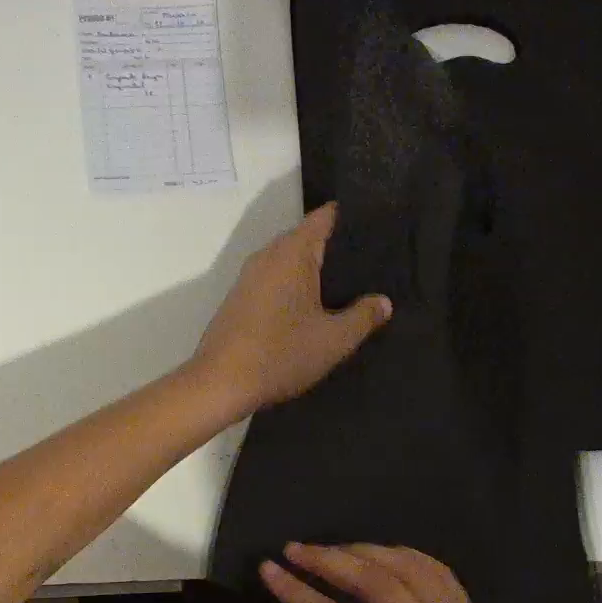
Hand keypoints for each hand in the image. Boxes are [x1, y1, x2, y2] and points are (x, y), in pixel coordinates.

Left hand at [189, 203, 393, 412]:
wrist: (218, 384)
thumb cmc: (279, 355)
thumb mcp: (333, 340)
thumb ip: (363, 317)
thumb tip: (383, 302)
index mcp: (291, 253)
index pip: (325, 217)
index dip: (351, 218)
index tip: (377, 227)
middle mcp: (266, 257)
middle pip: (306, 239)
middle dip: (334, 249)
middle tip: (371, 264)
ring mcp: (247, 280)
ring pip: (287, 264)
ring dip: (311, 273)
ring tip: (346, 287)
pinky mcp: (237, 302)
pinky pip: (272, 284)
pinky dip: (291, 290)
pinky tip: (309, 310)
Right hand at [227, 543, 513, 602]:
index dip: (297, 592)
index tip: (268, 569)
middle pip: (378, 585)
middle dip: (329, 560)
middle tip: (293, 550)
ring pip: (410, 570)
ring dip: (364, 552)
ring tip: (327, 552)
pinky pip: (440, 574)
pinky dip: (402, 557)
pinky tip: (371, 556)